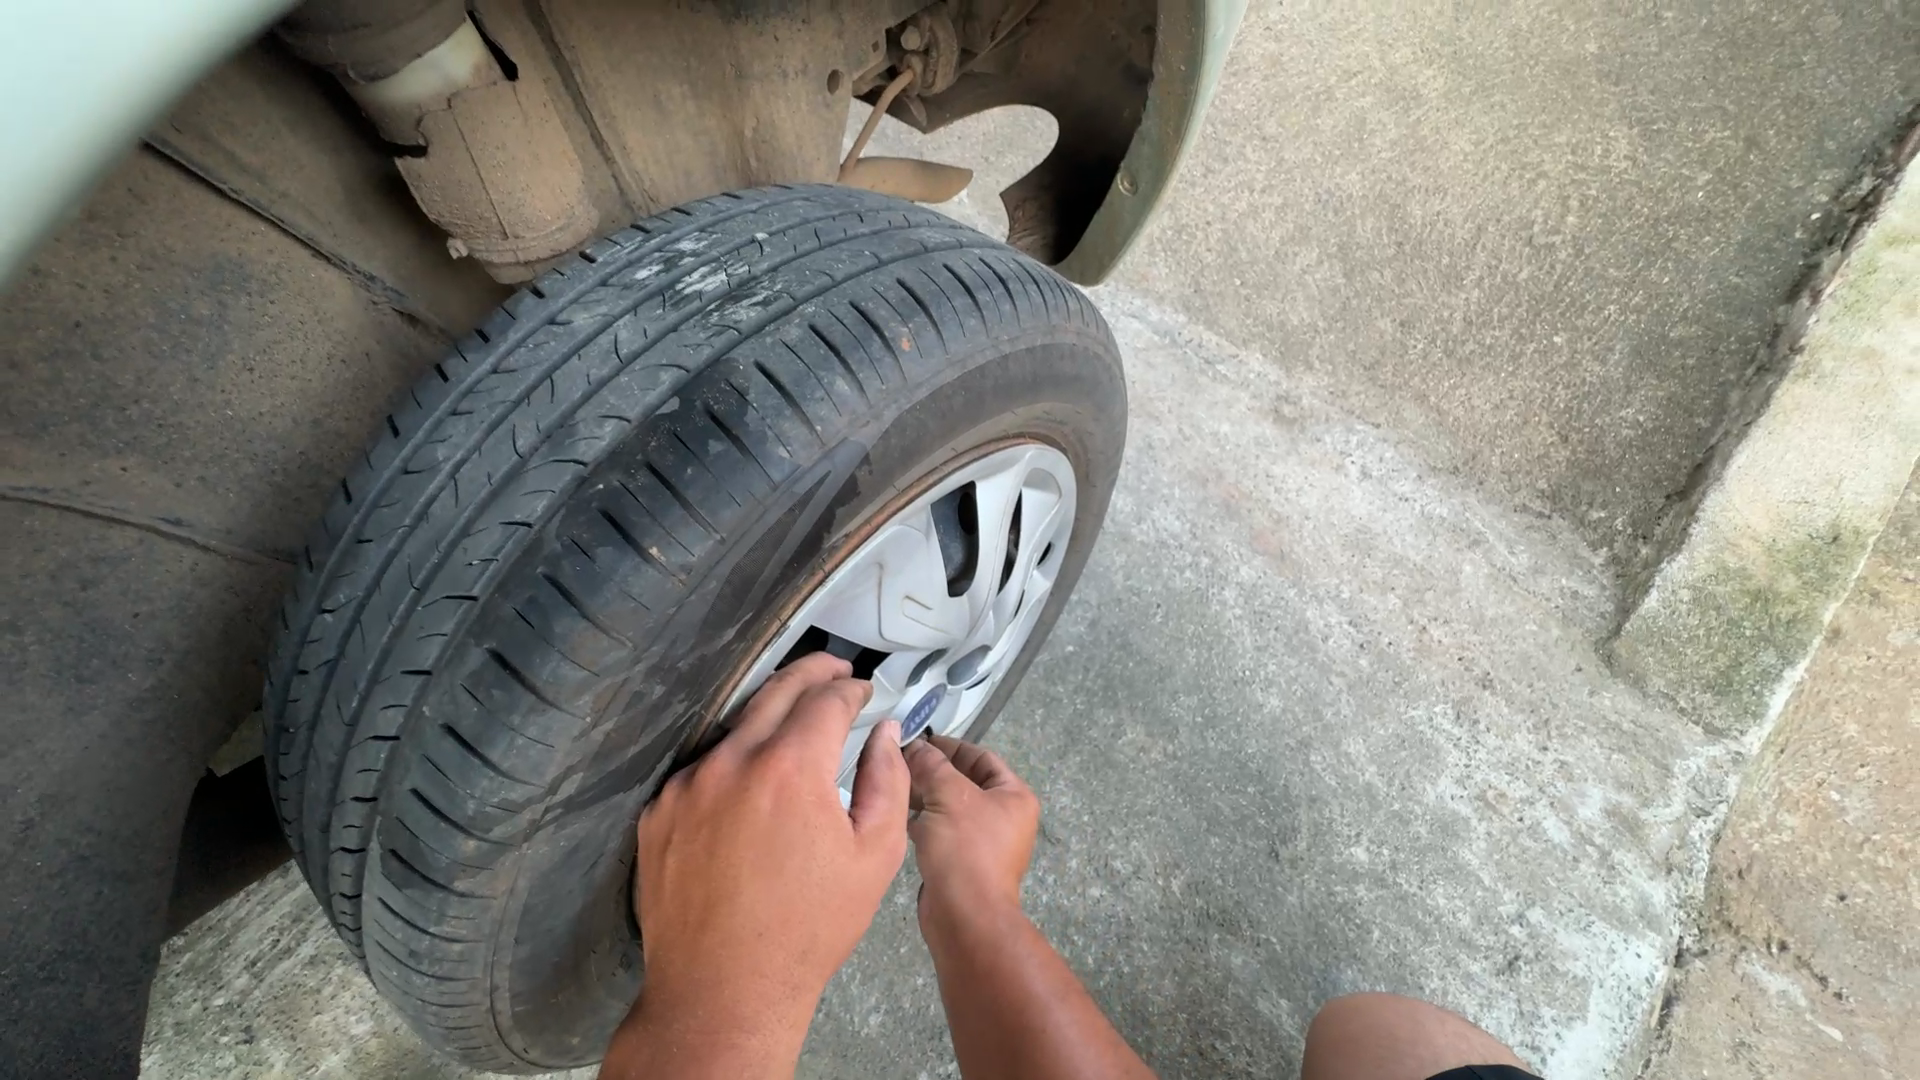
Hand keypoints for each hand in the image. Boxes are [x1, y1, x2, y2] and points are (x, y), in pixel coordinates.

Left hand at [604, 653, 909, 1078]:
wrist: (722, 992)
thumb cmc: (809, 927)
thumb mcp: (875, 855)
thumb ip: (888, 779)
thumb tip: (885, 732)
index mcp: (791, 769)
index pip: (826, 699)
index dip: (851, 689)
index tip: (863, 691)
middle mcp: (733, 762)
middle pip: (777, 689)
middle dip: (813, 670)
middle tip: (835, 668)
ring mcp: (688, 784)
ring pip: (737, 725)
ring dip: (771, 714)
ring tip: (796, 719)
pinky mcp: (660, 810)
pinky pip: (705, 765)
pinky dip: (735, 758)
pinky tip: (752, 780)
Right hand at [903, 734, 1040, 922]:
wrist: (965, 918)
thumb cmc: (966, 849)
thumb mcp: (949, 795)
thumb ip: (931, 765)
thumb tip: (914, 745)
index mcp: (1014, 796)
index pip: (981, 758)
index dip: (950, 746)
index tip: (918, 740)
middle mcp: (1004, 817)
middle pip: (964, 781)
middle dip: (932, 770)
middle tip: (899, 760)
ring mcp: (983, 842)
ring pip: (950, 806)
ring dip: (924, 794)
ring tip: (893, 782)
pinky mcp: (961, 862)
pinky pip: (941, 830)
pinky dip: (922, 820)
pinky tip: (897, 814)